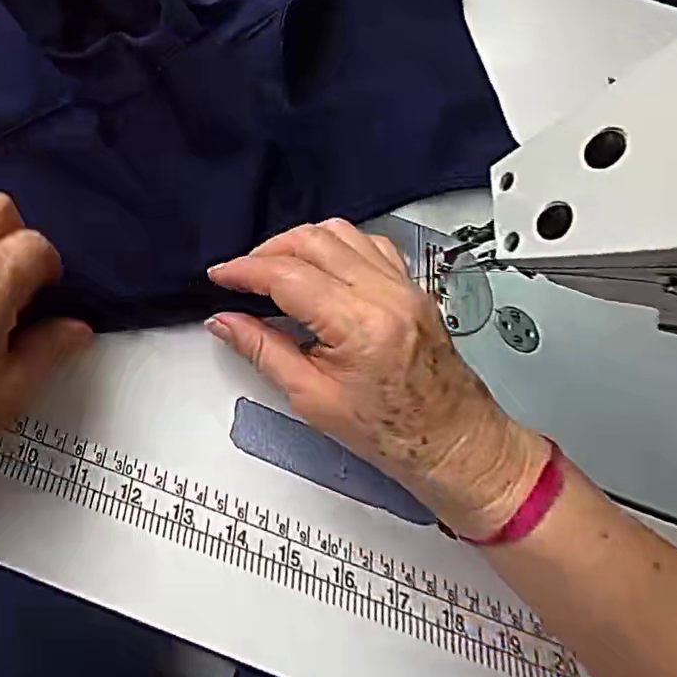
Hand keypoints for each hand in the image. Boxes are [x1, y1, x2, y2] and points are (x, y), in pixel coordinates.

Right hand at [205, 219, 546, 537]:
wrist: (455, 444)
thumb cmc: (394, 431)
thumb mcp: (309, 396)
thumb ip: (260, 349)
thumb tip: (225, 322)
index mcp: (362, 325)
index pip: (287, 274)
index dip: (243, 270)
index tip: (220, 275)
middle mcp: (388, 297)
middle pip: (310, 241)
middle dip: (264, 252)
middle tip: (240, 275)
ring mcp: (405, 288)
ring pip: (338, 233)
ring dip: (296, 244)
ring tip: (273, 269)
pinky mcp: (412, 288)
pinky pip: (366, 244)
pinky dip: (331, 246)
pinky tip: (316, 267)